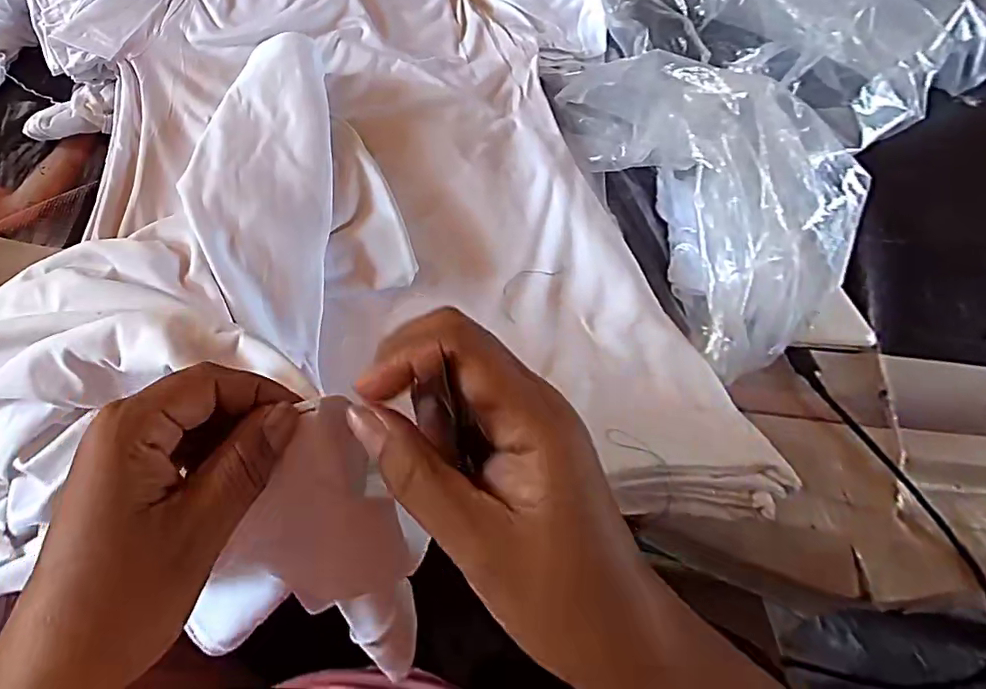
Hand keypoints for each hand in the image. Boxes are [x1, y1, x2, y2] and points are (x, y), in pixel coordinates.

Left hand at [0, 364, 300, 688]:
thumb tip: (283, 417)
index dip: (257, 391)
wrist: (59, 657)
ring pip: (183, 421)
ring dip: (226, 436)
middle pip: (193, 396)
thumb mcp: (196, 528)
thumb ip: (244, 463)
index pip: (205, 381)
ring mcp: (112, 448)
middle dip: (244, 412)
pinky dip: (203, 456)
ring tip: (266, 464)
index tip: (300, 415)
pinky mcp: (115, 473)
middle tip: (289, 442)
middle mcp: (116, 423)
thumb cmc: (121, 598)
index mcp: (129, 424)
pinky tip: (229, 481)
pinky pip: (168, 445)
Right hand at [347, 309, 777, 688]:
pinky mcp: (517, 432)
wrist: (628, 646)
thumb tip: (357, 413)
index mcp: (532, 415)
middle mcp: (531, 398)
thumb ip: (413, 473)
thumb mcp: (475, 542)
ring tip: (432, 469)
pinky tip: (444, 471)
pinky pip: (461, 400)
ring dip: (421, 403)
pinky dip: (434, 423)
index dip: (403, 352)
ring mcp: (526, 413)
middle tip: (382, 427)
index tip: (366, 398)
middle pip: (452, 341)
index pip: (457, 338)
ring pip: (452, 369)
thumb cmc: (559, 601)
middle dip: (404, 371)